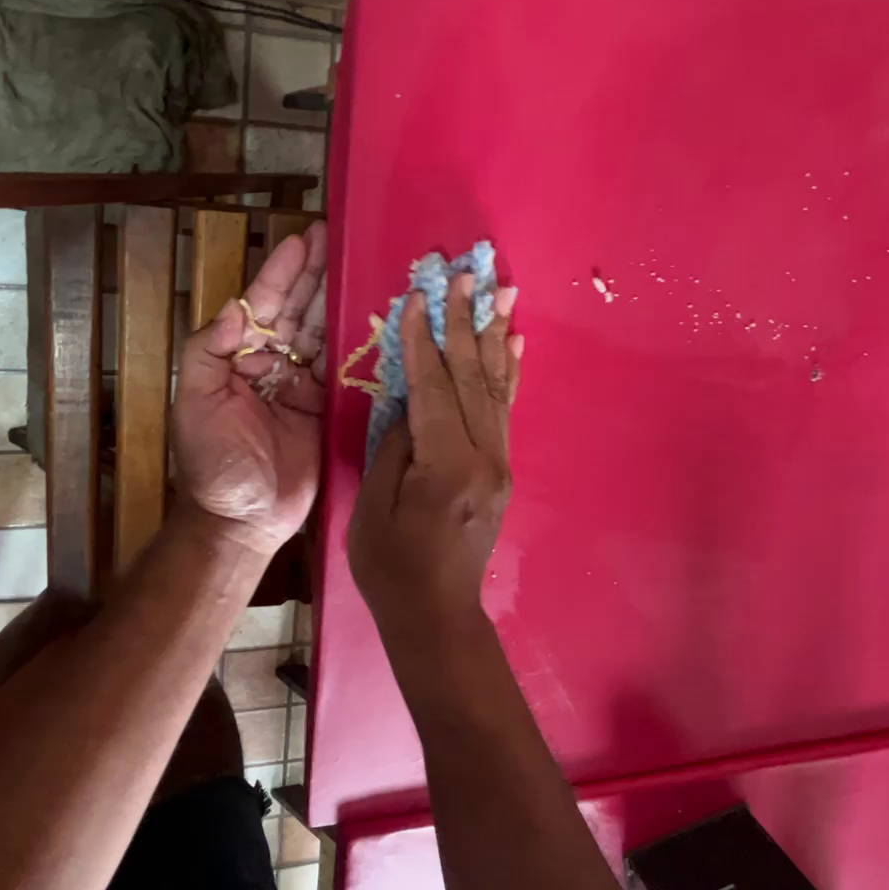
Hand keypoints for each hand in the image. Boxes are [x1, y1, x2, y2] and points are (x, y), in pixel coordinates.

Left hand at [172, 223, 328, 552]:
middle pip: (297, 311)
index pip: (262, 308)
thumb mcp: (193, 404)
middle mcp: (273, 364)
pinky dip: (358, 341)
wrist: (242, 521)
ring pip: (324, 333)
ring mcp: (303, 385)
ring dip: (337, 297)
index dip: (280, 274)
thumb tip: (234, 311)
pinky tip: (373, 313)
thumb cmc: (212, 463)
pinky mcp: (329, 407)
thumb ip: (207, 353)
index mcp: (238, 359)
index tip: (300, 241)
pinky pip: (345, 368)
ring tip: (357, 261)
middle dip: (314, 274)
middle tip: (335, 236)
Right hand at [349, 274, 522, 623]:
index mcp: (447, 466)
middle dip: (464, 322)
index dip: (422, 341)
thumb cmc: (392, 566)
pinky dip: (508, 373)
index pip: (433, 389)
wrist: (437, 615)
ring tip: (502, 292)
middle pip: (471, 377)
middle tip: (466, 275)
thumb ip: (393, 446)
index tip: (416, 296)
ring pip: (495, 387)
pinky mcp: (501, 469)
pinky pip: (505, 410)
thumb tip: (407, 399)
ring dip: (493, 335)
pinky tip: (514, 344)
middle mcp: (483, 457)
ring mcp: (498, 462)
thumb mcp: (374, 506)